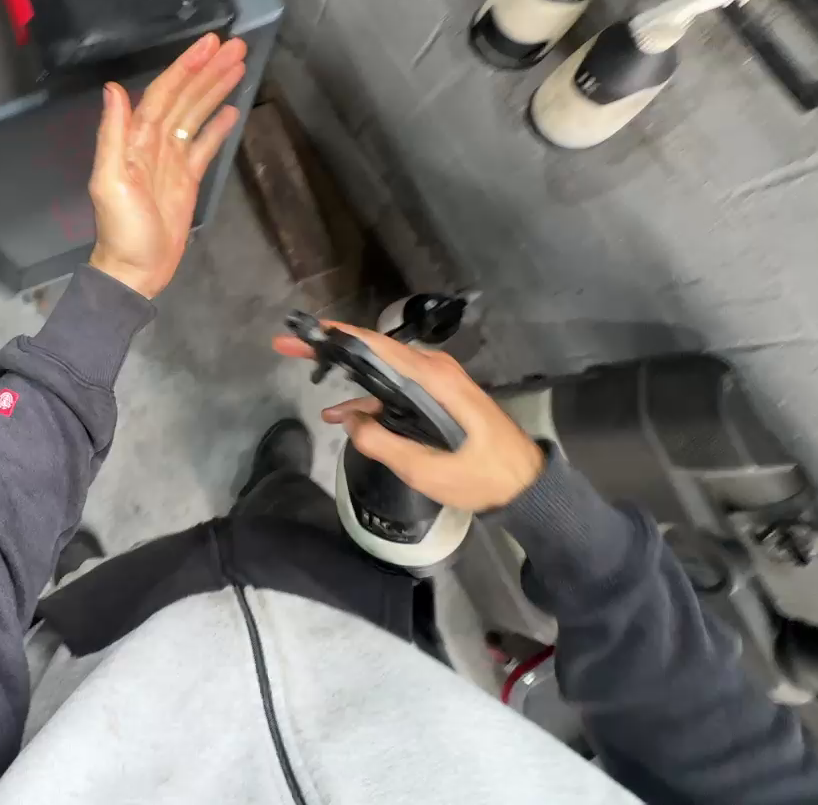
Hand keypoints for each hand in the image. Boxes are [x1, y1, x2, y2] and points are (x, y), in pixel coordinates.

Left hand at [87, 33, 246, 298]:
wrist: (136, 269)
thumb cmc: (122, 229)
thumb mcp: (110, 182)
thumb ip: (112, 134)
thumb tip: (115, 89)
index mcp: (136, 139)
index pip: (165, 93)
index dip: (186, 67)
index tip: (210, 44)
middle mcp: (155, 142)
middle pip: (185, 98)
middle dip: (209, 71)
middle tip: (237, 46)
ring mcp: (173, 160)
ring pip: (197, 115)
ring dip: (216, 90)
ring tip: (239, 65)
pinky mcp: (188, 179)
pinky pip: (204, 145)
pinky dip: (217, 126)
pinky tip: (232, 109)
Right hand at [272, 323, 545, 511]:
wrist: (526, 487)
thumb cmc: (481, 476)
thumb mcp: (427, 470)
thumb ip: (382, 444)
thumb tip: (348, 422)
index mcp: (432, 378)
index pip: (377, 345)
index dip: (338, 335)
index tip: (307, 330)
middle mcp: (431, 370)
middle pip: (372, 351)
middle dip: (331, 347)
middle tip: (290, 345)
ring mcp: (434, 382)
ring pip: (380, 370)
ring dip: (345, 373)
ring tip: (306, 370)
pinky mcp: (435, 396)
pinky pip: (393, 389)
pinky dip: (367, 398)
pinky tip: (340, 415)